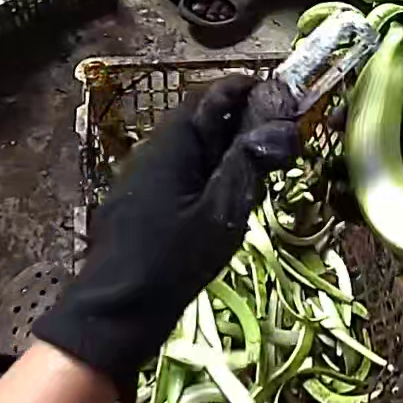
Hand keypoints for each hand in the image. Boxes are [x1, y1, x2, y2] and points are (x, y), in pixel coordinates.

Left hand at [35, 77, 298, 393]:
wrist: (117, 311)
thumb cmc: (172, 258)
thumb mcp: (221, 211)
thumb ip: (250, 163)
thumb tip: (283, 126)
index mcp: (175, 144)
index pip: (214, 95)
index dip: (251, 91)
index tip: (286, 100)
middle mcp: (157, 149)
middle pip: (204, 116)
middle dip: (244, 118)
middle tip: (281, 133)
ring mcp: (147, 173)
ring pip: (196, 143)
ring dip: (230, 143)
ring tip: (263, 160)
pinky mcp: (146, 197)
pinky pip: (186, 167)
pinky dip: (214, 167)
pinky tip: (230, 191)